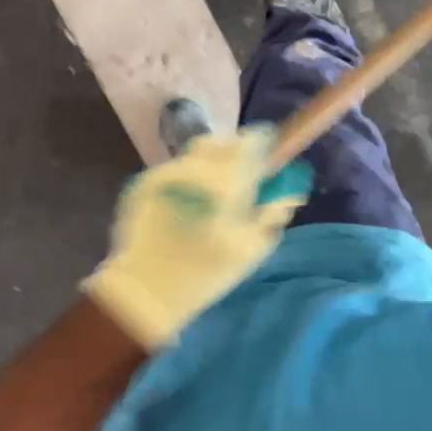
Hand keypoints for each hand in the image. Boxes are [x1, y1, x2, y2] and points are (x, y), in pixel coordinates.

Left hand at [82, 129, 310, 348]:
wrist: (147, 288)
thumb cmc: (207, 273)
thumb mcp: (253, 248)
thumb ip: (274, 211)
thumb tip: (287, 187)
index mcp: (224, 181)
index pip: (251, 142)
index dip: (262, 145)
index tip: (267, 154)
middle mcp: (193, 167)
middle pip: (221, 142)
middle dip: (233, 152)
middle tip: (238, 175)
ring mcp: (164, 172)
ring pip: (194, 154)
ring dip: (207, 166)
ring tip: (209, 194)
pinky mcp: (143, 181)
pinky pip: (173, 170)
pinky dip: (184, 180)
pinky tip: (184, 204)